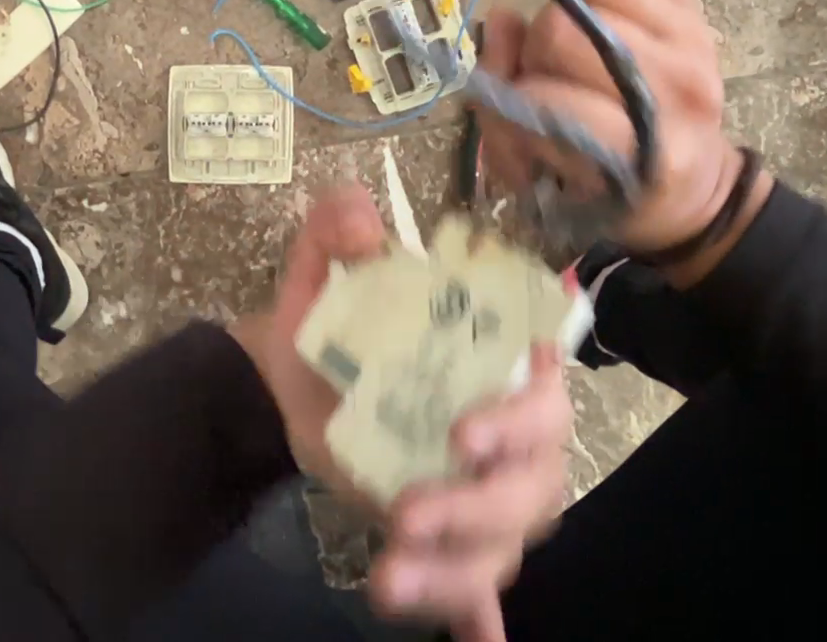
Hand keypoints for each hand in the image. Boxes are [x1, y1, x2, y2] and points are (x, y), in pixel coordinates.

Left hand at [230, 185, 573, 640]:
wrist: (284, 380)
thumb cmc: (323, 319)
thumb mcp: (318, 266)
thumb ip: (335, 226)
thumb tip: (363, 222)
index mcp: (487, 357)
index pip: (542, 387)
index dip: (522, 416)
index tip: (463, 434)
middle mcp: (502, 424)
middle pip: (536, 477)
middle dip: (480, 503)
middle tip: (407, 508)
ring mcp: (480, 484)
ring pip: (508, 538)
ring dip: (458, 563)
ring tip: (389, 577)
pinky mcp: (449, 532)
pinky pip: (480, 582)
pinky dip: (475, 610)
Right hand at [479, 0, 756, 263]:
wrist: (688, 181)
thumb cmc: (602, 188)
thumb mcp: (535, 175)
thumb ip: (500, 107)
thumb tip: (501, 20)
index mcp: (638, 149)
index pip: (548, 97)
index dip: (517, 97)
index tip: (526, 109)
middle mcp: (678, 89)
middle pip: (564, 28)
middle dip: (537, 50)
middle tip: (546, 73)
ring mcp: (694, 41)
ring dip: (567, 3)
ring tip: (571, 36)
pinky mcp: (695, 8)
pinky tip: (596, 9)